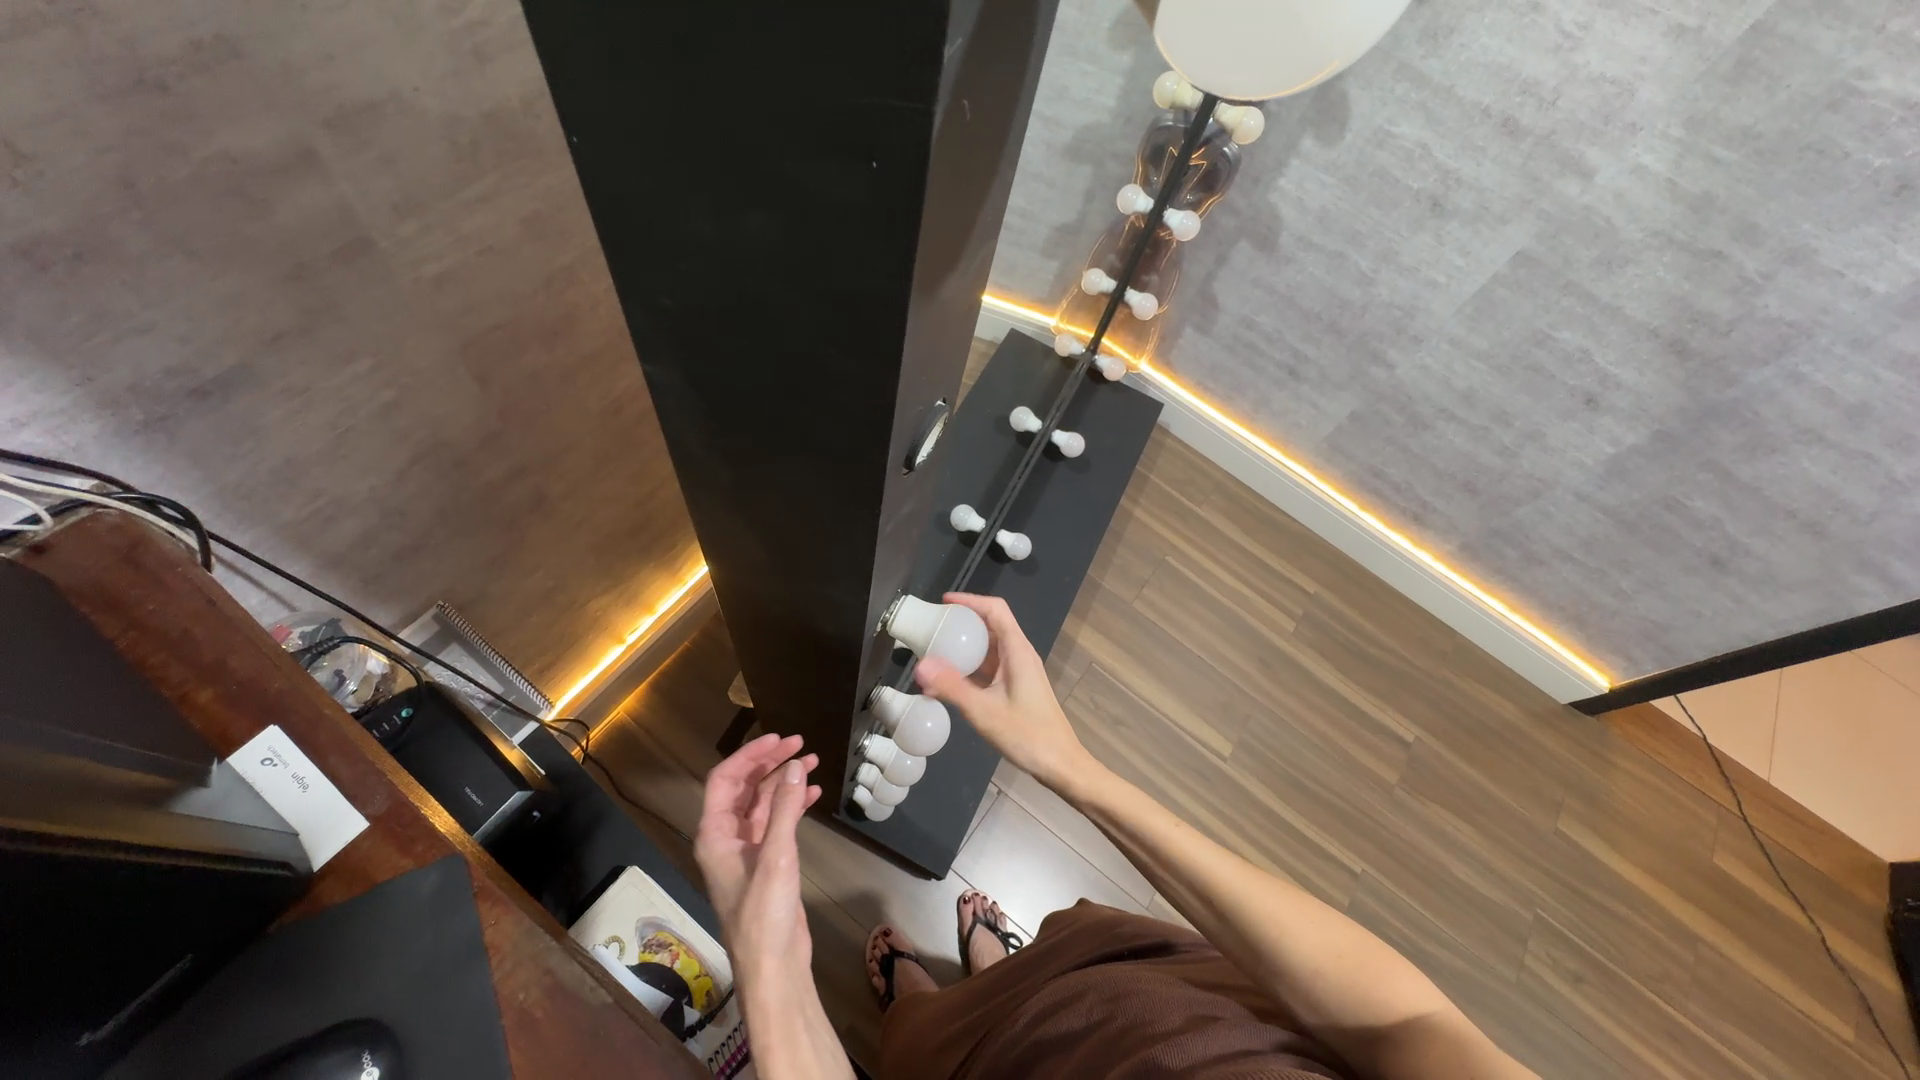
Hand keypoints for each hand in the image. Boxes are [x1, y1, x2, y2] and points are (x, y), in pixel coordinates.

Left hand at [694, 734, 821, 976]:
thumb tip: (796, 767)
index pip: (725, 779)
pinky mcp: (766, 863)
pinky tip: (814, 794)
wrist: (773, 964)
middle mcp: (726, 838)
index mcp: (715, 835)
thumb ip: (785, 809)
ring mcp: (746, 850)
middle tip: (801, 744)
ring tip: (812, 762)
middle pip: (744, 787)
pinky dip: (793, 805)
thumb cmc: (764, 912)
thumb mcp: (776, 857)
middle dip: (770, 763)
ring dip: (784, 781)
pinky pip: (776, 822)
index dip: (750, 755)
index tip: (780, 740)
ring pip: (762, 802)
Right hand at [915, 592, 1096, 791]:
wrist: (1060, 764)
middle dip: (963, 622)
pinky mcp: (1016, 688)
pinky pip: (990, 667)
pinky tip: (949, 681)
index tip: (943, 603)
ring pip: (990, 648)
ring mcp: (1019, 672)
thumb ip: (952, 687)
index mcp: (1018, 651)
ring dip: (965, 646)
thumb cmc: (1027, 735)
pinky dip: (970, 667)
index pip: (996, 610)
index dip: (970, 600)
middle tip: (932, 627)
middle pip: (991, 625)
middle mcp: (1020, 655)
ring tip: (935, 650)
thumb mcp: (984, 711)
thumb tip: (920, 666)